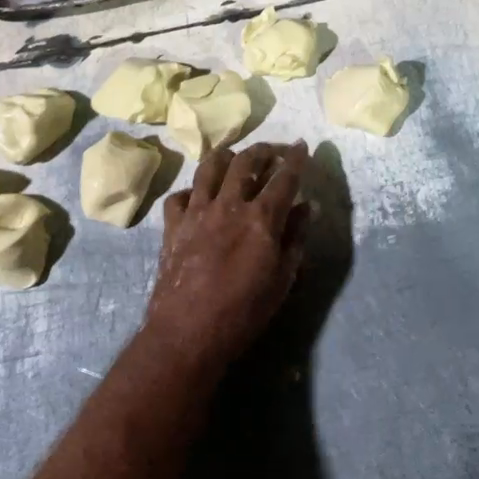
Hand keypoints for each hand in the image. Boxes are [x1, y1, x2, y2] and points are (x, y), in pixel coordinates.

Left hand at [144, 142, 310, 369]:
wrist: (188, 333)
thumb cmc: (243, 312)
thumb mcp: (282, 280)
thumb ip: (295, 238)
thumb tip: (306, 207)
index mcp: (261, 218)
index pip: (284, 178)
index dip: (296, 159)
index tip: (304, 146)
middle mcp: (229, 205)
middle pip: (246, 162)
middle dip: (263, 150)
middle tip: (273, 151)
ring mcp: (197, 212)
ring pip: (209, 167)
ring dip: (226, 157)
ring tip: (235, 158)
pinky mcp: (172, 226)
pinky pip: (180, 196)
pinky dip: (192, 191)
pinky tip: (198, 197)